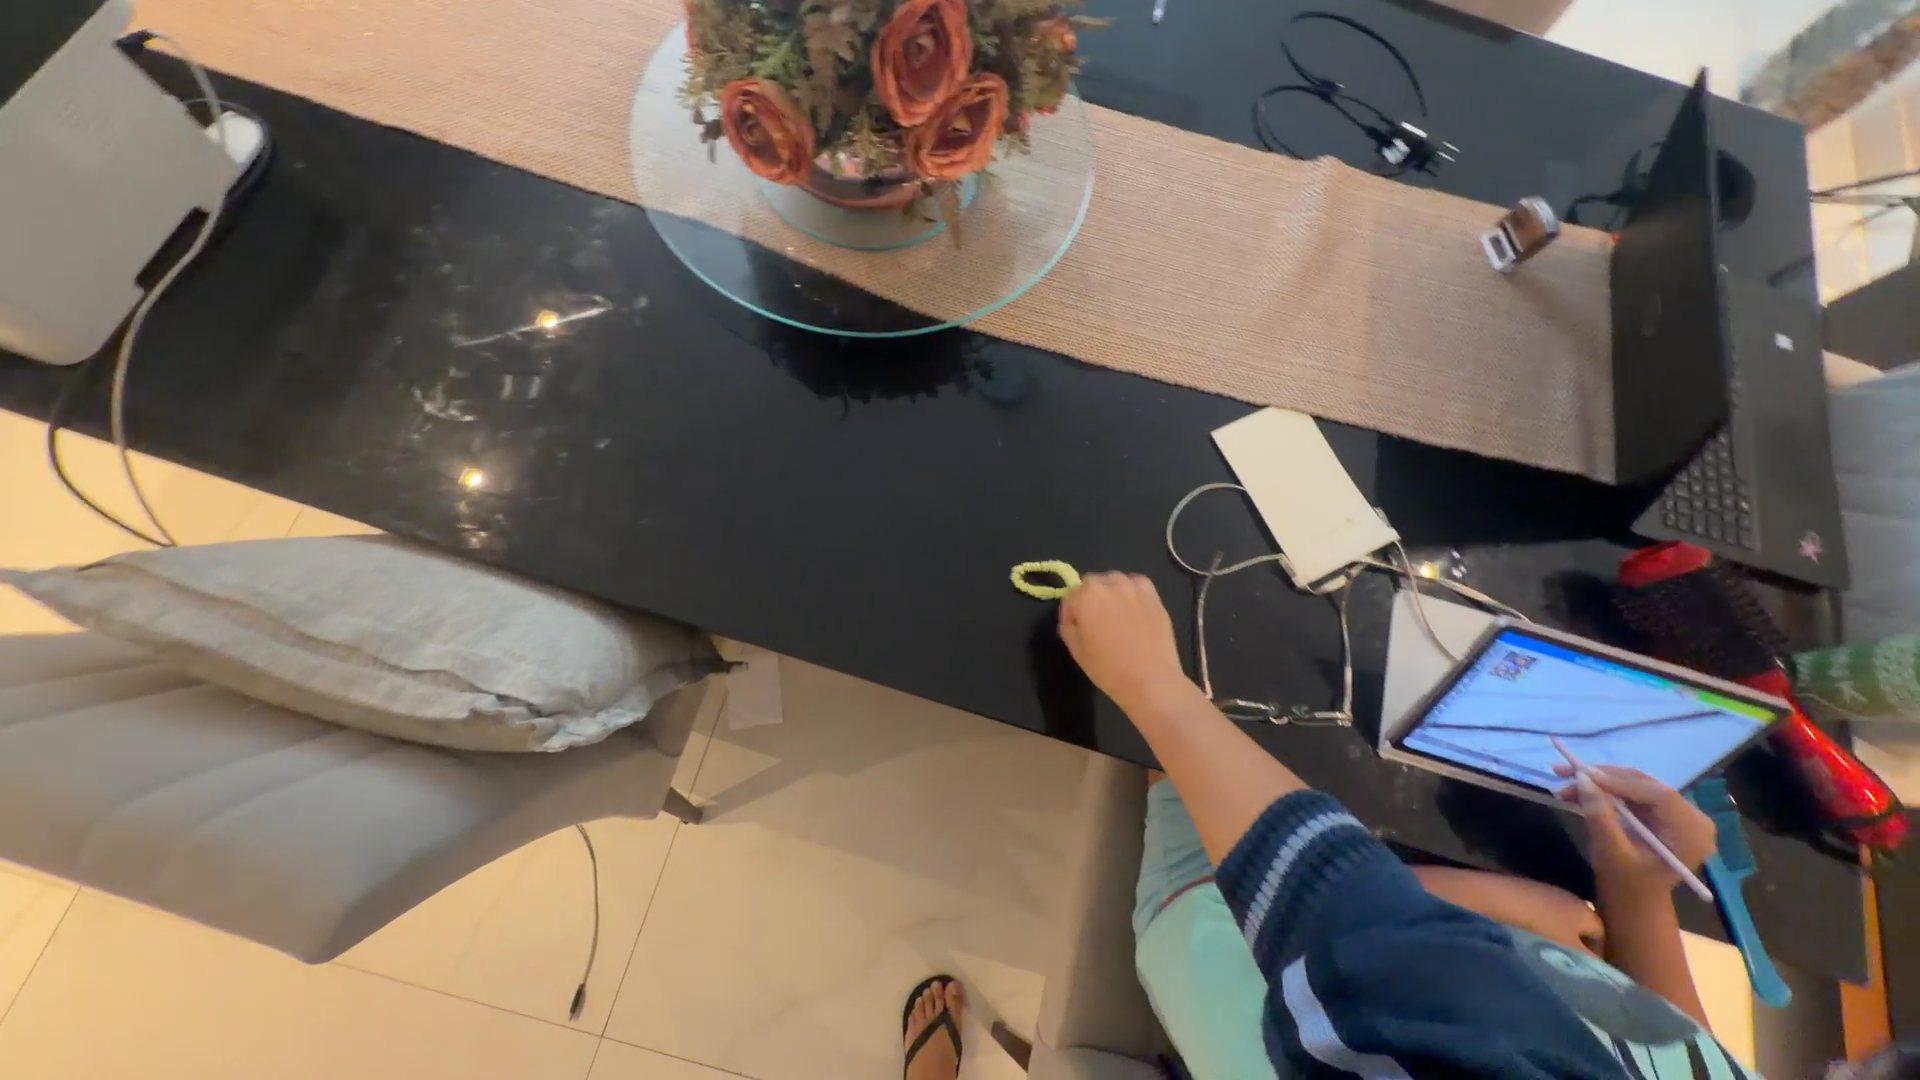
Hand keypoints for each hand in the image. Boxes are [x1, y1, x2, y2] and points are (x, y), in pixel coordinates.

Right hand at [1057, 573, 1192, 712]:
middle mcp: (1109, 585)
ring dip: (1110, 591)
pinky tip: (1133, 607)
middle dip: (1088, 598)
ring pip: (1115, 580)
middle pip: (1091, 583)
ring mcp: (1134, 589)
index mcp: (1085, 597)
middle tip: (1094, 621)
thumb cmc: (1109, 670)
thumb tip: (1072, 620)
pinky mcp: (1154, 596)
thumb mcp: (1077, 652)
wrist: (1151, 680)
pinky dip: (1132, 590)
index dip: (1069, 613)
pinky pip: (1138, 583)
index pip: (1070, 596)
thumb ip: (1068, 628)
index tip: (1074, 628)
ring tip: (1115, 612)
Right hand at [1556, 765, 1716, 896]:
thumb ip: (1600, 816)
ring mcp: (1676, 814)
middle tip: (1563, 772)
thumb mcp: (1611, 852)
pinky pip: (1629, 791)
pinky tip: (1577, 792)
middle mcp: (1691, 819)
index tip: (1581, 775)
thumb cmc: (1628, 884)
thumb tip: (1582, 780)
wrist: (1636, 901)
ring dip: (1597, 781)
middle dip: (1603, 776)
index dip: (1621, 782)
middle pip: (1645, 785)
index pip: (1660, 796)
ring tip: (1563, 783)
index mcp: (1692, 834)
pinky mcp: (1659, 813)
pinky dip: (1602, 790)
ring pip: (1633, 784)